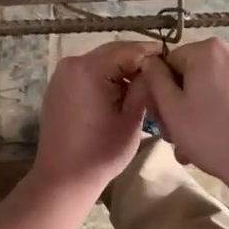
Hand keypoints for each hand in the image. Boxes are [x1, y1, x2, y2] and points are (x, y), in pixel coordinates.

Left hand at [29, 40, 151, 197]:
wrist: (63, 178)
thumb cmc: (101, 152)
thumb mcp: (131, 119)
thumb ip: (145, 86)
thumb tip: (154, 67)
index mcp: (90, 68)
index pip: (128, 49)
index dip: (152, 53)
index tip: (170, 60)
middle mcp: (72, 63)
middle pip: (112, 51)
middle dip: (136, 60)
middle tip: (160, 72)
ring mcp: (62, 74)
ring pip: (100, 61)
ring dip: (121, 69)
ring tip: (143, 84)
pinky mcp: (58, 86)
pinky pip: (87, 72)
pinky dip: (104, 77)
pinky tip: (119, 92)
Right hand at [135, 36, 228, 200]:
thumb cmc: (214, 136)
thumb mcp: (172, 109)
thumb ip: (155, 79)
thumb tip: (150, 62)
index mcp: (208, 49)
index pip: (170, 63)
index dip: (162, 91)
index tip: (164, 120)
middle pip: (194, 75)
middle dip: (183, 104)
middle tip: (179, 138)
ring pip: (215, 88)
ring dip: (202, 113)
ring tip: (199, 148)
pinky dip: (226, 113)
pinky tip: (223, 142)